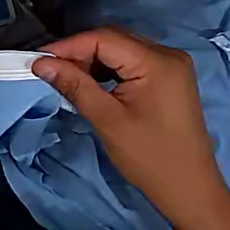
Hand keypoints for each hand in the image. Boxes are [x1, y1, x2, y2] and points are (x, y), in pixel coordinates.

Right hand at [32, 28, 227, 226]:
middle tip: (49, 69)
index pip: (104, 39)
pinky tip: (90, 82)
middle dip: (79, 52)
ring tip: (66, 77)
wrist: (190, 191)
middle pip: (113, 39)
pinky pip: (132, 61)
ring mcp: (171, 66)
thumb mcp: (107, 120)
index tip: (38, 59)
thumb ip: (75, 86)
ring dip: (92, 60)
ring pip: (121, 49)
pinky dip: (108, 69)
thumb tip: (41, 63)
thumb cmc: (150, 158)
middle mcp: (168, 55)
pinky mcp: (169, 78)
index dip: (68, 46)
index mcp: (157, 62)